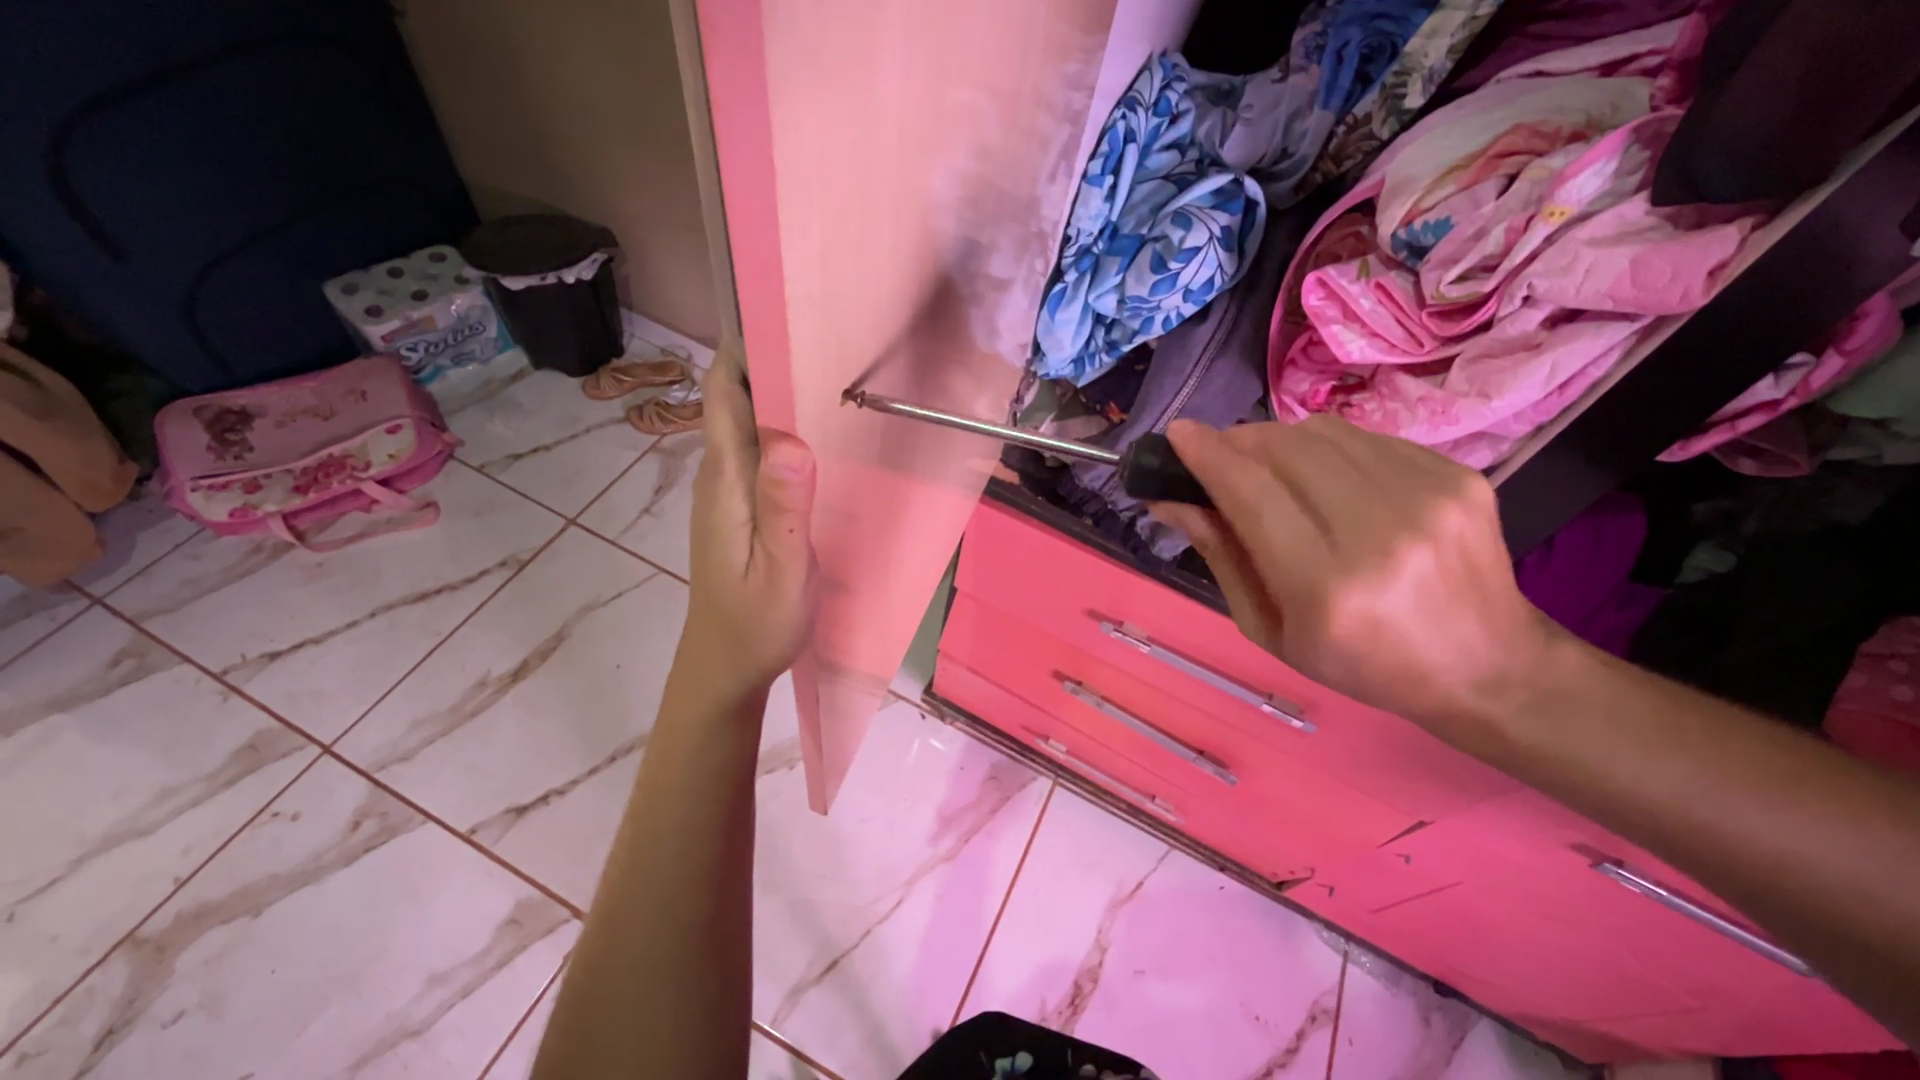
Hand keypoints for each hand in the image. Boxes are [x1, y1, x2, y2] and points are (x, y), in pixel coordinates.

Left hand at [677, 344, 816, 698]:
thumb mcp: (781, 572)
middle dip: (774, 360)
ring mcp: (728, 489)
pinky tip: (824, 433)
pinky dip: (787, 428)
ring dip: (784, 394)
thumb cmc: (756, 624)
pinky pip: (760, 449)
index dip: (746, 348)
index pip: (724, 395)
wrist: (725, 664)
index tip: (787, 312)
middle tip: (834, 337)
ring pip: (750, 422)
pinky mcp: (741, 504)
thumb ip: (785, 509)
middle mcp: (720, 474)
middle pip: (737, 399)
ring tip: (838, 373)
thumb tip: (790, 439)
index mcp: (726, 482)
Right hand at [1150, 417, 1565, 745]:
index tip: (1178, 434)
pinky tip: (1332, 483)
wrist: (1486, 664)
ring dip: (1283, 442)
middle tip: (1221, 457)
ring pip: (1325, 432)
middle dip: (1239, 442)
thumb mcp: (1273, 631)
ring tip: (1275, 472)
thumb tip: (1170, 501)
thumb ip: (1223, 558)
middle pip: (1285, 449)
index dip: (1208, 456)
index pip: (1252, 493)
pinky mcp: (1458, 475)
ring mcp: (1427, 497)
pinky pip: (1368, 438)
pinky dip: (1333, 451)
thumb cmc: (1363, 663)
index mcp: (1326, 587)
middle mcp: (1379, 532)